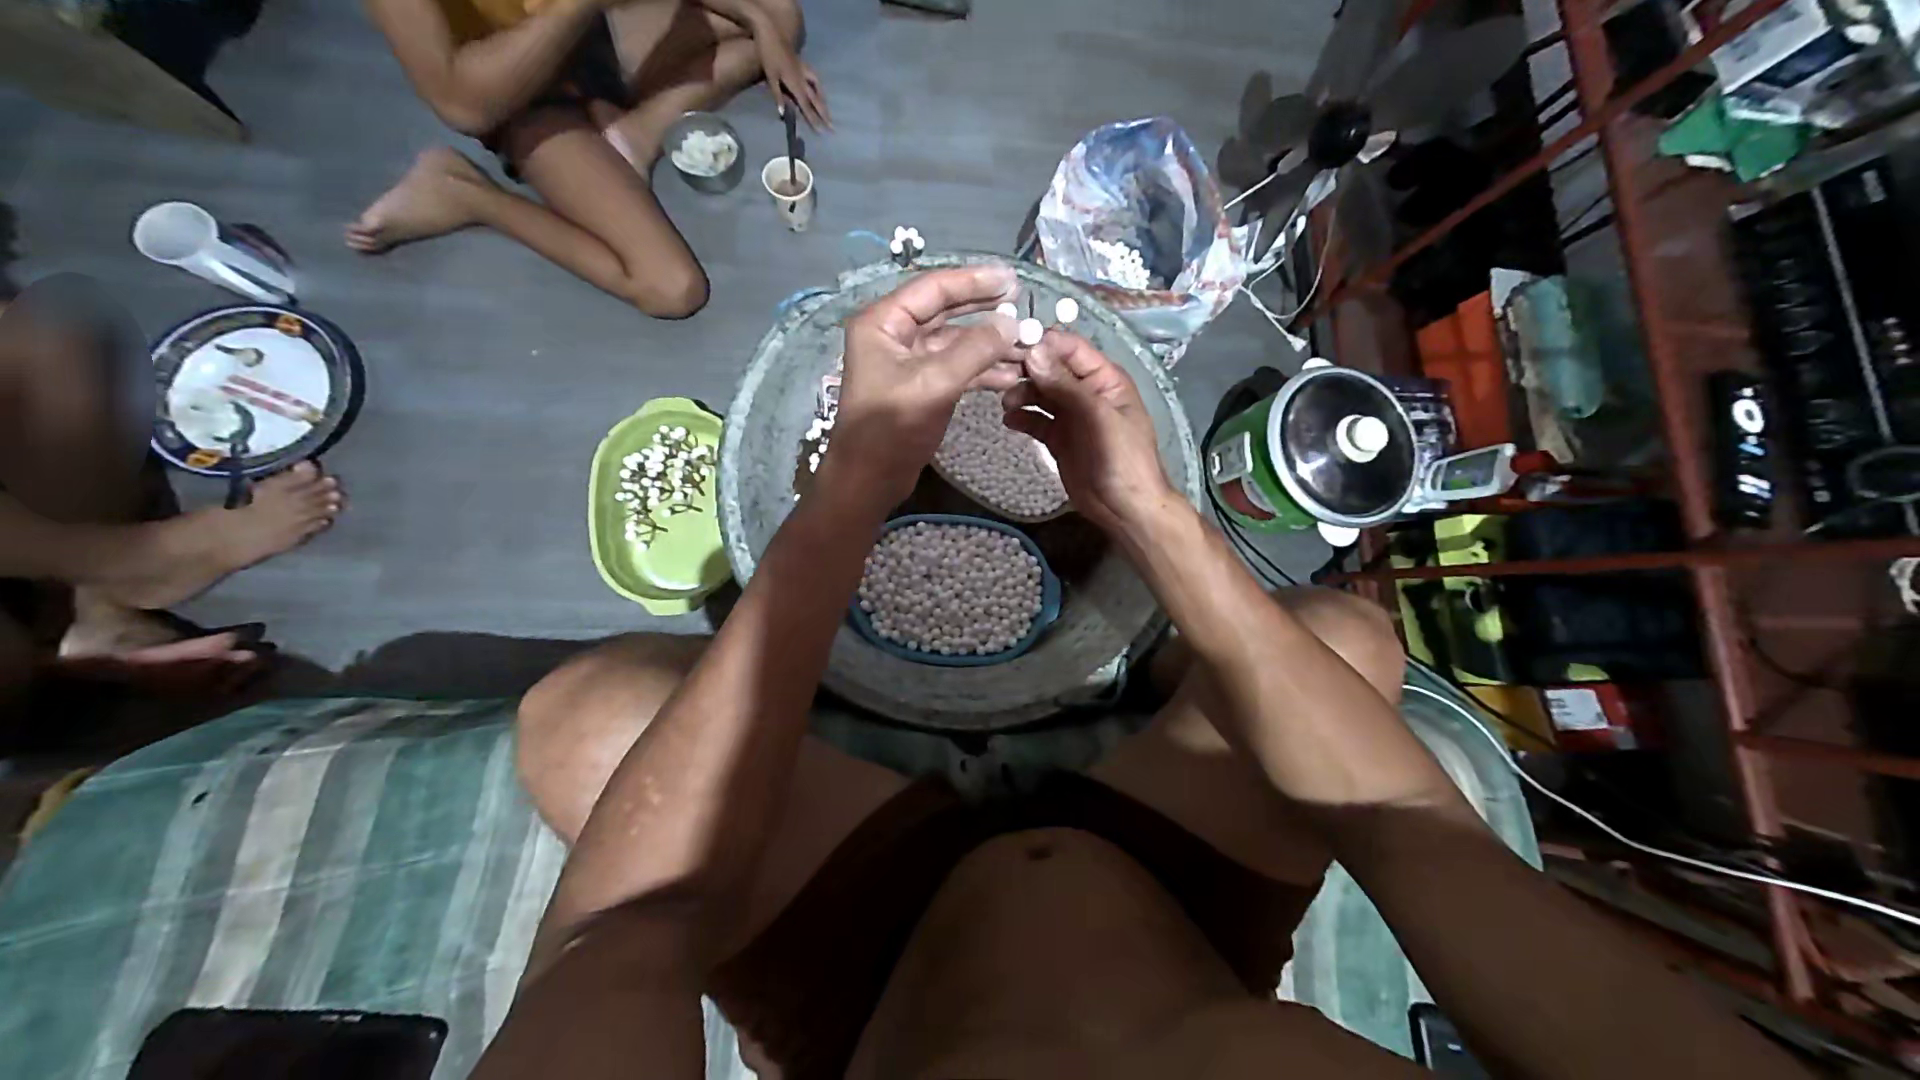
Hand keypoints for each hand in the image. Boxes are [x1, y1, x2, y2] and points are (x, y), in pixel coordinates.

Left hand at [758, 33, 829, 130]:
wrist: (771, 32)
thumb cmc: (768, 55)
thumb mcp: (771, 77)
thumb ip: (778, 96)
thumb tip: (782, 115)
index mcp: (795, 84)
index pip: (806, 107)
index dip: (814, 120)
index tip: (821, 132)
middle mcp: (803, 80)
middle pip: (816, 101)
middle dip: (824, 115)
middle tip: (832, 128)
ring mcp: (805, 71)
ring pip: (818, 90)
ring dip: (823, 103)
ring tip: (828, 113)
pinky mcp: (803, 65)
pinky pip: (815, 80)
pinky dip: (819, 88)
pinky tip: (819, 92)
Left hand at [827, 264, 1021, 510]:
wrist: (869, 480)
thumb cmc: (891, 428)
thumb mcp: (934, 384)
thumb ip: (975, 350)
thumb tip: (1012, 324)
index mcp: (883, 323)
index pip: (933, 289)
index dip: (974, 282)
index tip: (1012, 280)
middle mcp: (894, 336)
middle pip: (945, 311)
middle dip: (984, 309)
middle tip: (1022, 302)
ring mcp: (908, 362)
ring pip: (954, 342)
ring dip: (989, 344)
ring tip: (1026, 345)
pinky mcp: (921, 387)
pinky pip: (955, 368)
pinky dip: (982, 371)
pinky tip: (1011, 375)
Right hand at [1002, 330, 1177, 535]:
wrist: (1126, 509)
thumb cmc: (1123, 458)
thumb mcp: (1098, 417)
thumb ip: (1065, 385)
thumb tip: (1033, 352)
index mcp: (1104, 378)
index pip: (1070, 349)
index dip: (1043, 344)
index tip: (1011, 346)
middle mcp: (1085, 392)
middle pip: (1050, 369)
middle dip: (1026, 370)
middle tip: (1000, 378)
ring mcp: (1071, 416)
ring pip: (1039, 394)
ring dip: (1021, 394)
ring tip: (1006, 404)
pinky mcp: (1058, 438)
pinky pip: (1036, 420)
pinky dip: (1021, 418)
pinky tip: (1009, 422)